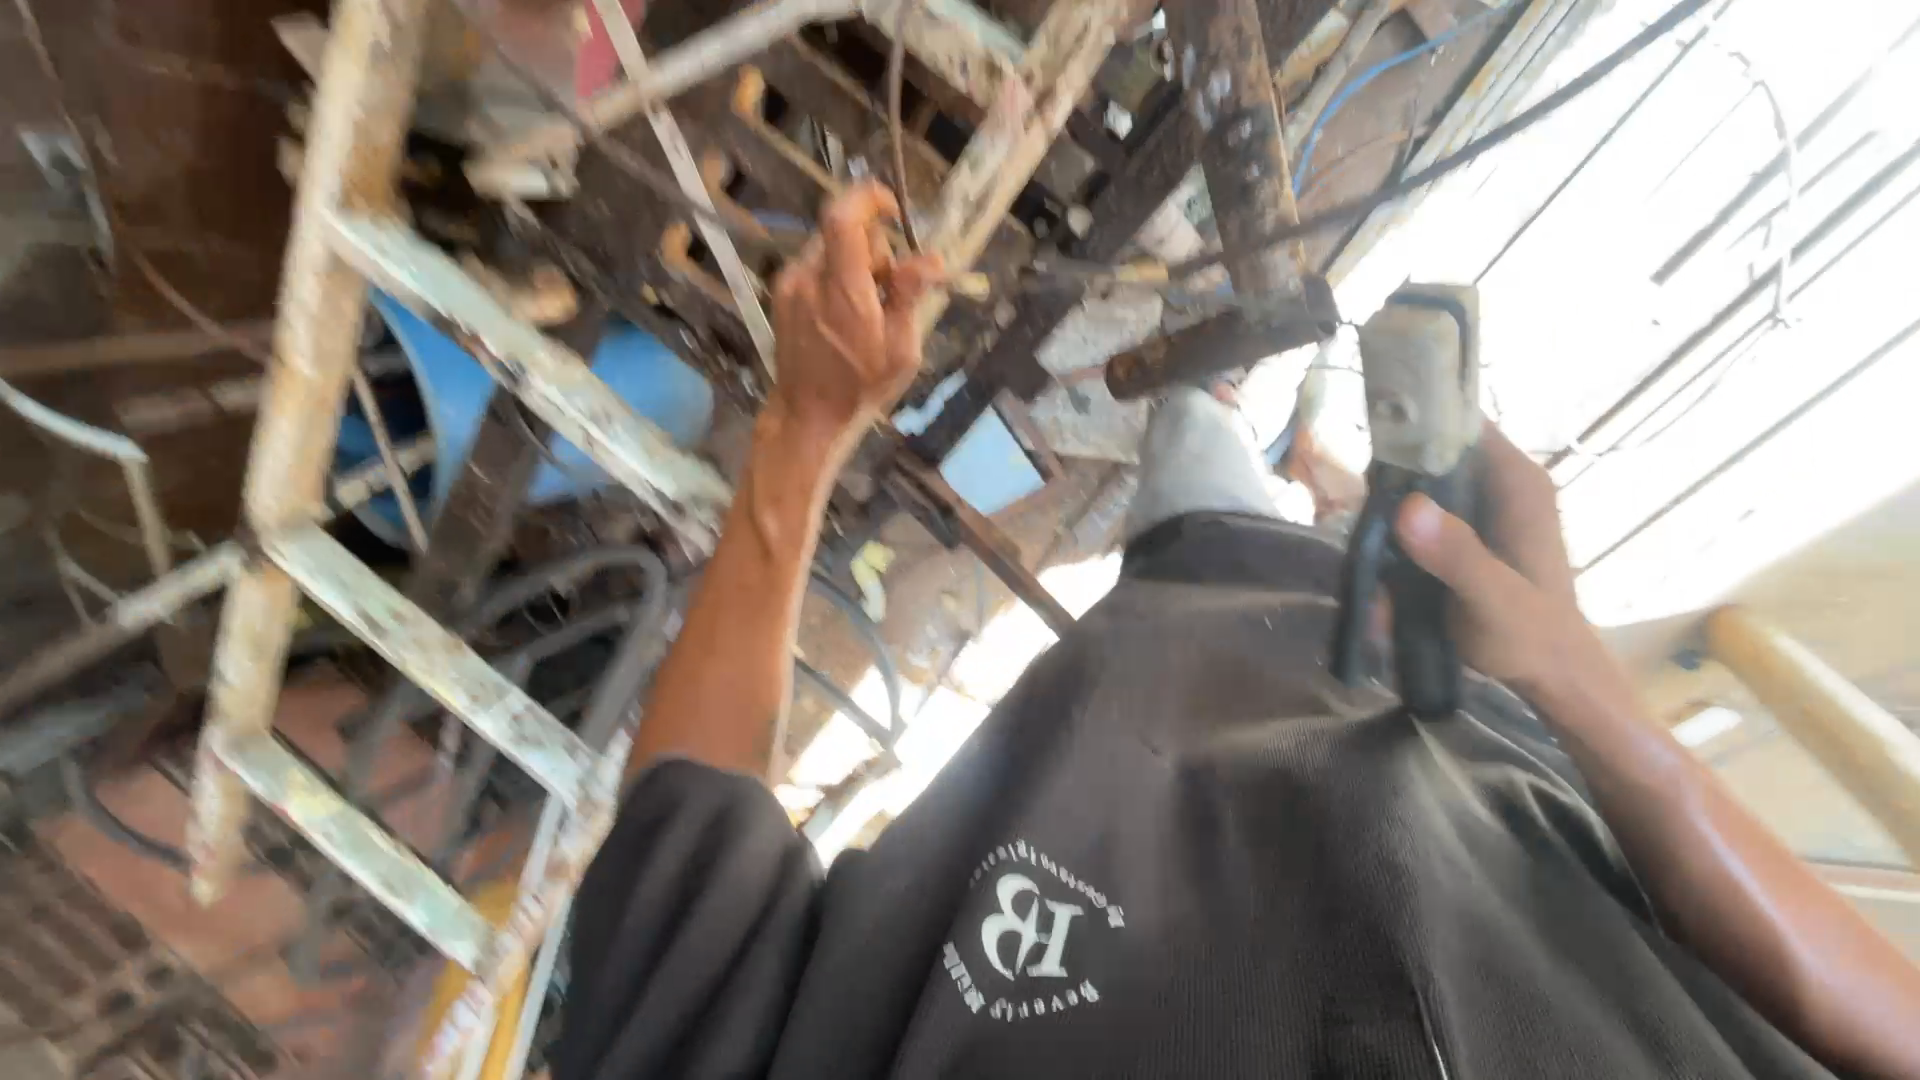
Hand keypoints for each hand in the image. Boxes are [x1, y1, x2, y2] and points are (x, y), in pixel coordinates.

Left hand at [768, 183, 944, 439]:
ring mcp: (790, 284)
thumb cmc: (860, 386)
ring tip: (865, 307)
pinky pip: (815, 265)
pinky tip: (843, 312)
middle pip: (843, 231)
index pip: (844, 217)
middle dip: (872, 248)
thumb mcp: (900, 350)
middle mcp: (809, 277)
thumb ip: (910, 296)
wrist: (807, 413)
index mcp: (842, 290)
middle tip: (888, 289)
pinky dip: (835, 276)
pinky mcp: (782, 293)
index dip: (869, 198)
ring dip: (853, 264)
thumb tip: (933, 258)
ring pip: (829, 247)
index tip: (893, 209)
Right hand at [1392, 425, 1606, 700]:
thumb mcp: (1495, 600)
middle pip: (1428, 452)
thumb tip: (1407, 507)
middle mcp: (1496, 485)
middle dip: (1389, 479)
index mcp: (1518, 484)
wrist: (1550, 675)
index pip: (1461, 423)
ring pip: (1415, 485)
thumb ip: (1457, 555)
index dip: (1416, 423)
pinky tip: (1380, 569)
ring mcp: (1476, 508)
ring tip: (1367, 550)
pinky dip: (1392, 537)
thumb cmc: (1531, 636)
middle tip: (1361, 517)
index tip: (1370, 446)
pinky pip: (1414, 516)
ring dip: (1384, 513)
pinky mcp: (1459, 532)